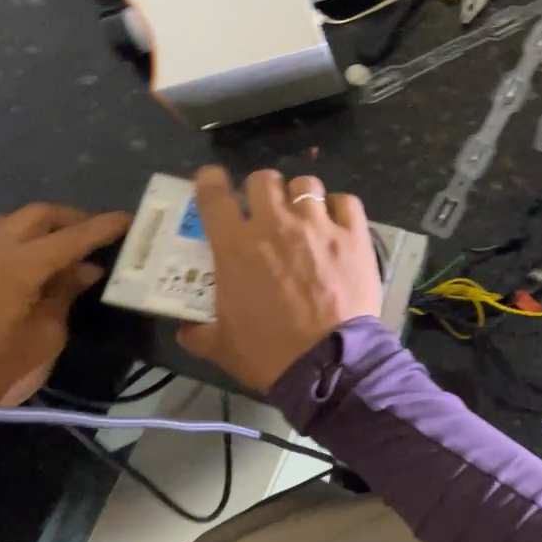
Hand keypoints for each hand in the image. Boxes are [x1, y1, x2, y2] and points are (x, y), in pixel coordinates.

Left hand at [0, 204, 132, 431]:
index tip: (130, 219)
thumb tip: (84, 270)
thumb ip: (64, 294)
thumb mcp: (44, 336)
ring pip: (7, 220)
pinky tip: (24, 259)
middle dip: (71, 219)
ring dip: (37, 226)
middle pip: (38, 215)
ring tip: (58, 245)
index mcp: (19, 266)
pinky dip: (11, 238)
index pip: (73, 236)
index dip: (104, 226)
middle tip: (96, 234)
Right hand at [176, 166, 381, 392]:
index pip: (214, 195)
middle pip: (264, 180)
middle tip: (266, 206)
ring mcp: (319, 226)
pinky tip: (338, 221)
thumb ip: (198, 331)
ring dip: (301, 195)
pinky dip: (339, 206)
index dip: (210, 180)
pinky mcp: (354, 235)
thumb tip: (186, 329)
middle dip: (261, 188)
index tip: (213, 179)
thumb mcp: (221, 345)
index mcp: (235, 246)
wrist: (326, 361)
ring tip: (305, 214)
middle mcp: (276, 225)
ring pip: (307, 184)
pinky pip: (346, 201)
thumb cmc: (268, 352)